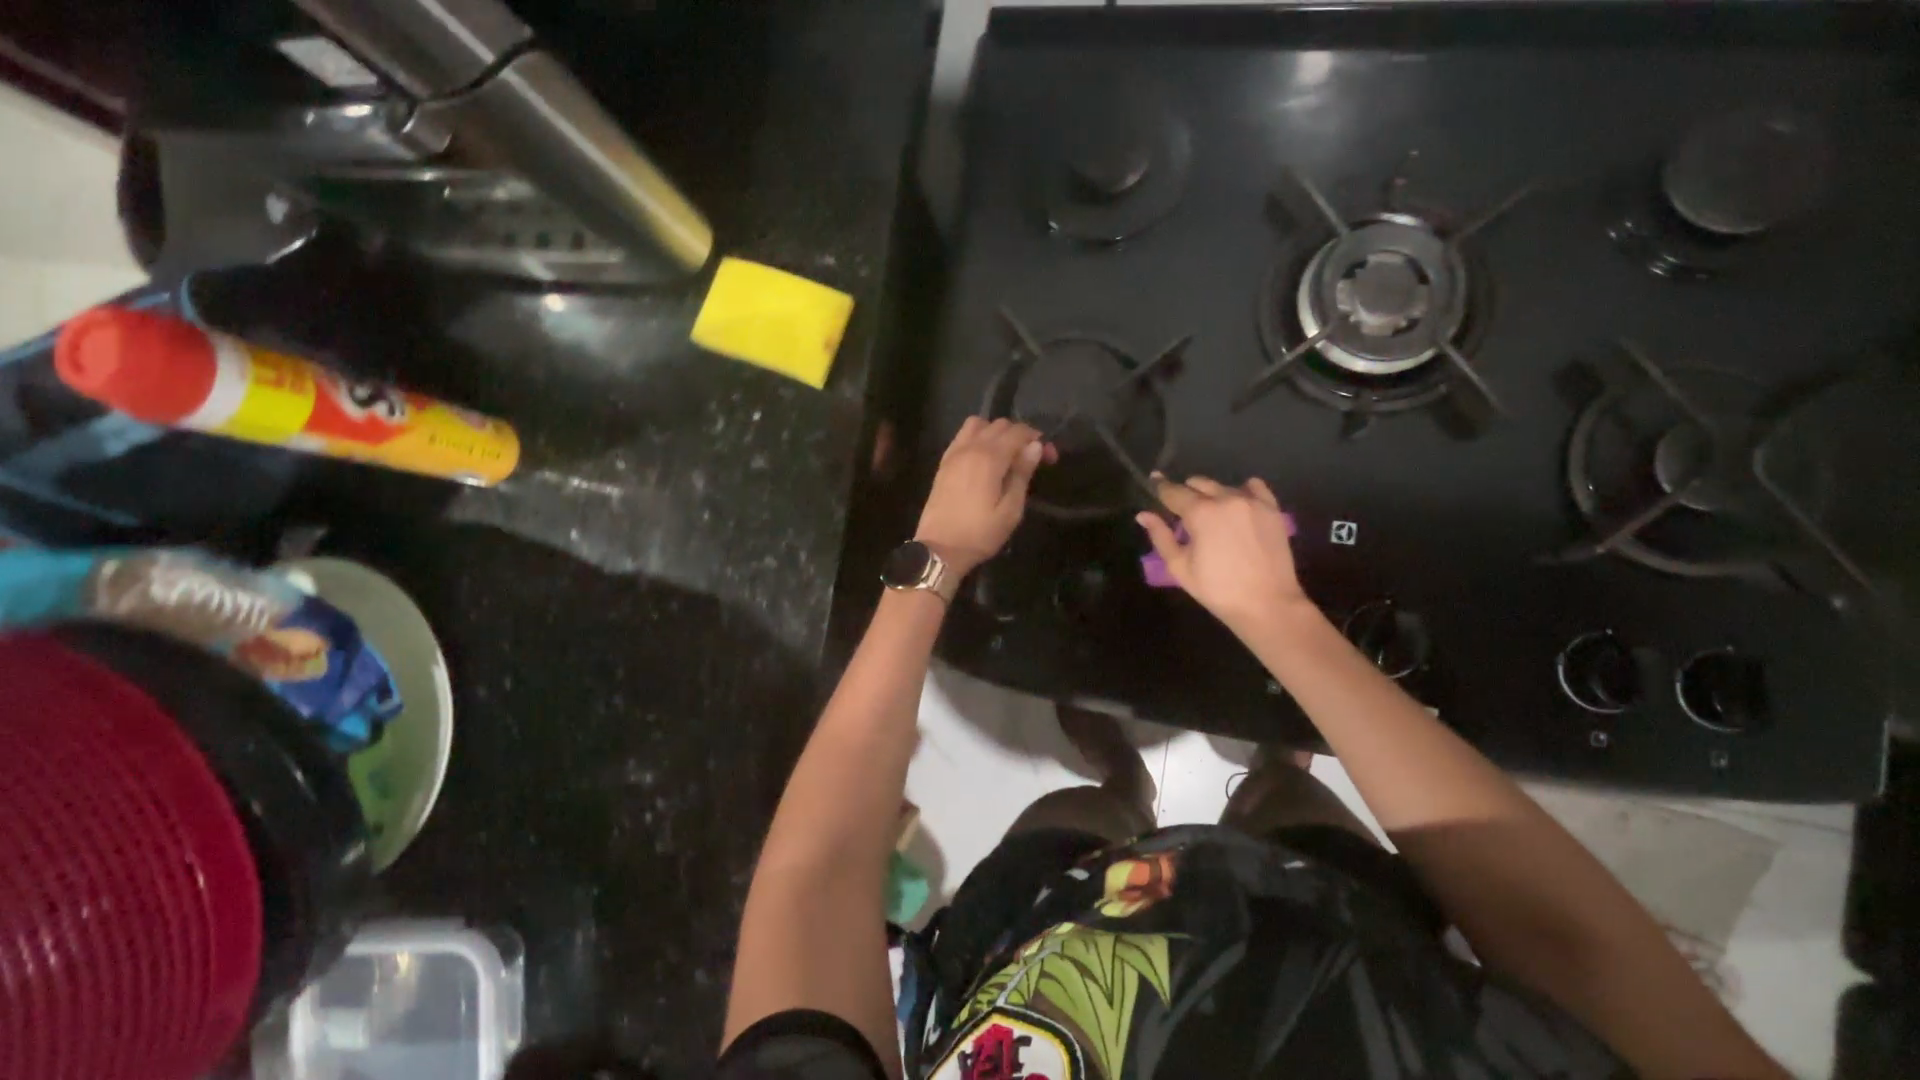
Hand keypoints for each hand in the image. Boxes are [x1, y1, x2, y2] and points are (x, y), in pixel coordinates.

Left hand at [916, 417, 1055, 574]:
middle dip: (1020, 435)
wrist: (939, 549)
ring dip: (996, 432)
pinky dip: (978, 437)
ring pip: (979, 424)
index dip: (1038, 439)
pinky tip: (984, 457)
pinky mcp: (944, 462)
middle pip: (1000, 425)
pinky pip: (963, 436)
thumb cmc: (980, 534)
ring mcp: (954, 453)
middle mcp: (971, 448)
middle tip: (1031, 458)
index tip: (1049, 458)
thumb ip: (1022, 474)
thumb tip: (1035, 446)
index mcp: (990, 458)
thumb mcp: (1010, 510)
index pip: (1019, 432)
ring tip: (1006, 454)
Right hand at [1137, 475, 1311, 633]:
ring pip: (1223, 486)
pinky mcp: (1271, 509)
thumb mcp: (1180, 567)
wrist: (1267, 603)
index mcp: (1200, 512)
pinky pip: (1255, 487)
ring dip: (1212, 495)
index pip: (1173, 492)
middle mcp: (1226, 498)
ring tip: (1212, 515)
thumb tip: (1144, 515)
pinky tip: (1238, 505)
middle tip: (1183, 512)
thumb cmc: (1218, 589)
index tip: (1154, 483)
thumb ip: (1161, 537)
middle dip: (1187, 493)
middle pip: (1198, 483)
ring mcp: (1252, 501)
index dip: (1161, 488)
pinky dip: (1242, 491)